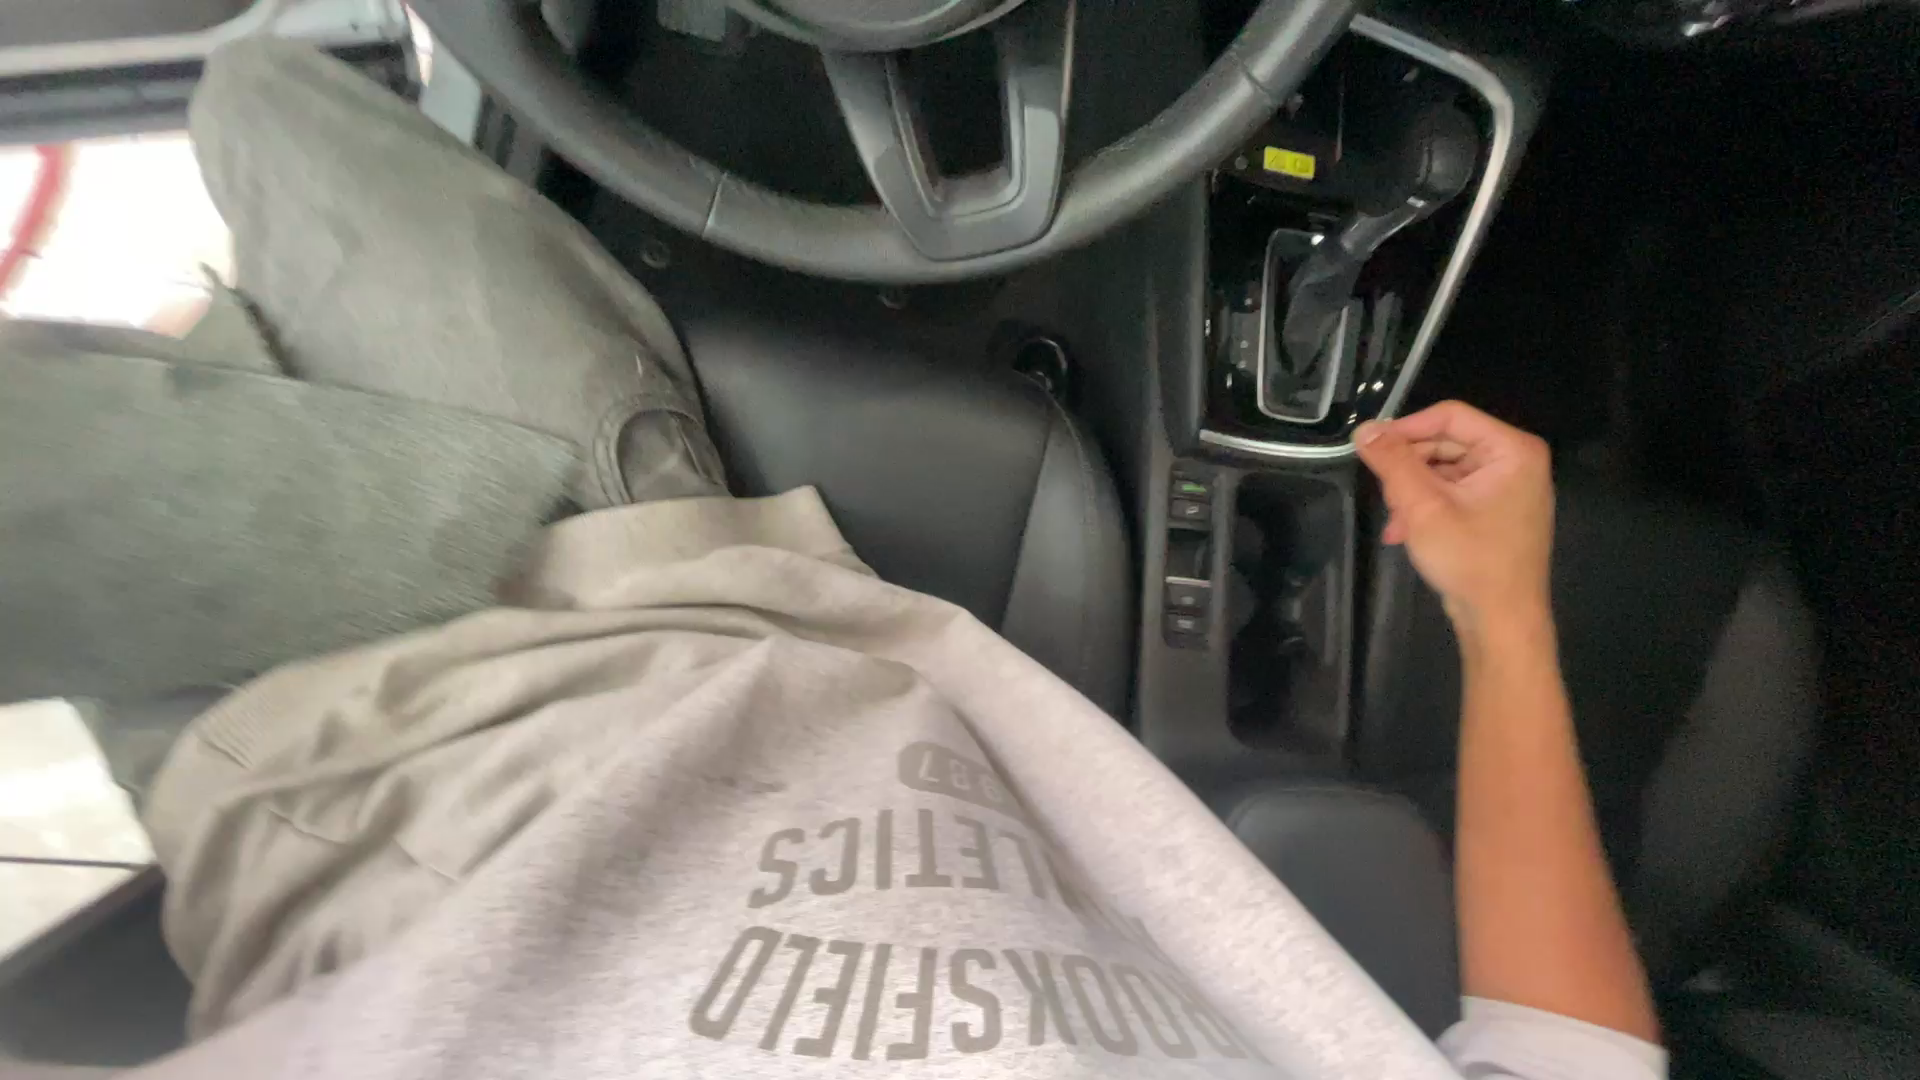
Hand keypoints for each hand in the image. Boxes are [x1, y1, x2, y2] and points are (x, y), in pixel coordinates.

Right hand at [1354, 401, 1554, 628]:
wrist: (1500, 618)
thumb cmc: (1469, 558)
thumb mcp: (1421, 506)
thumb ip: (1392, 462)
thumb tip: (1363, 429)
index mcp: (1511, 450)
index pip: (1449, 416)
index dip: (1405, 428)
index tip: (1367, 448)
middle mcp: (1515, 461)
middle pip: (1445, 443)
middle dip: (1407, 467)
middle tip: (1382, 493)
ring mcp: (1506, 488)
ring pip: (1442, 469)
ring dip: (1411, 490)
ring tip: (1394, 519)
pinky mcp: (1494, 511)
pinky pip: (1451, 492)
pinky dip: (1424, 505)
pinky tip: (1403, 531)